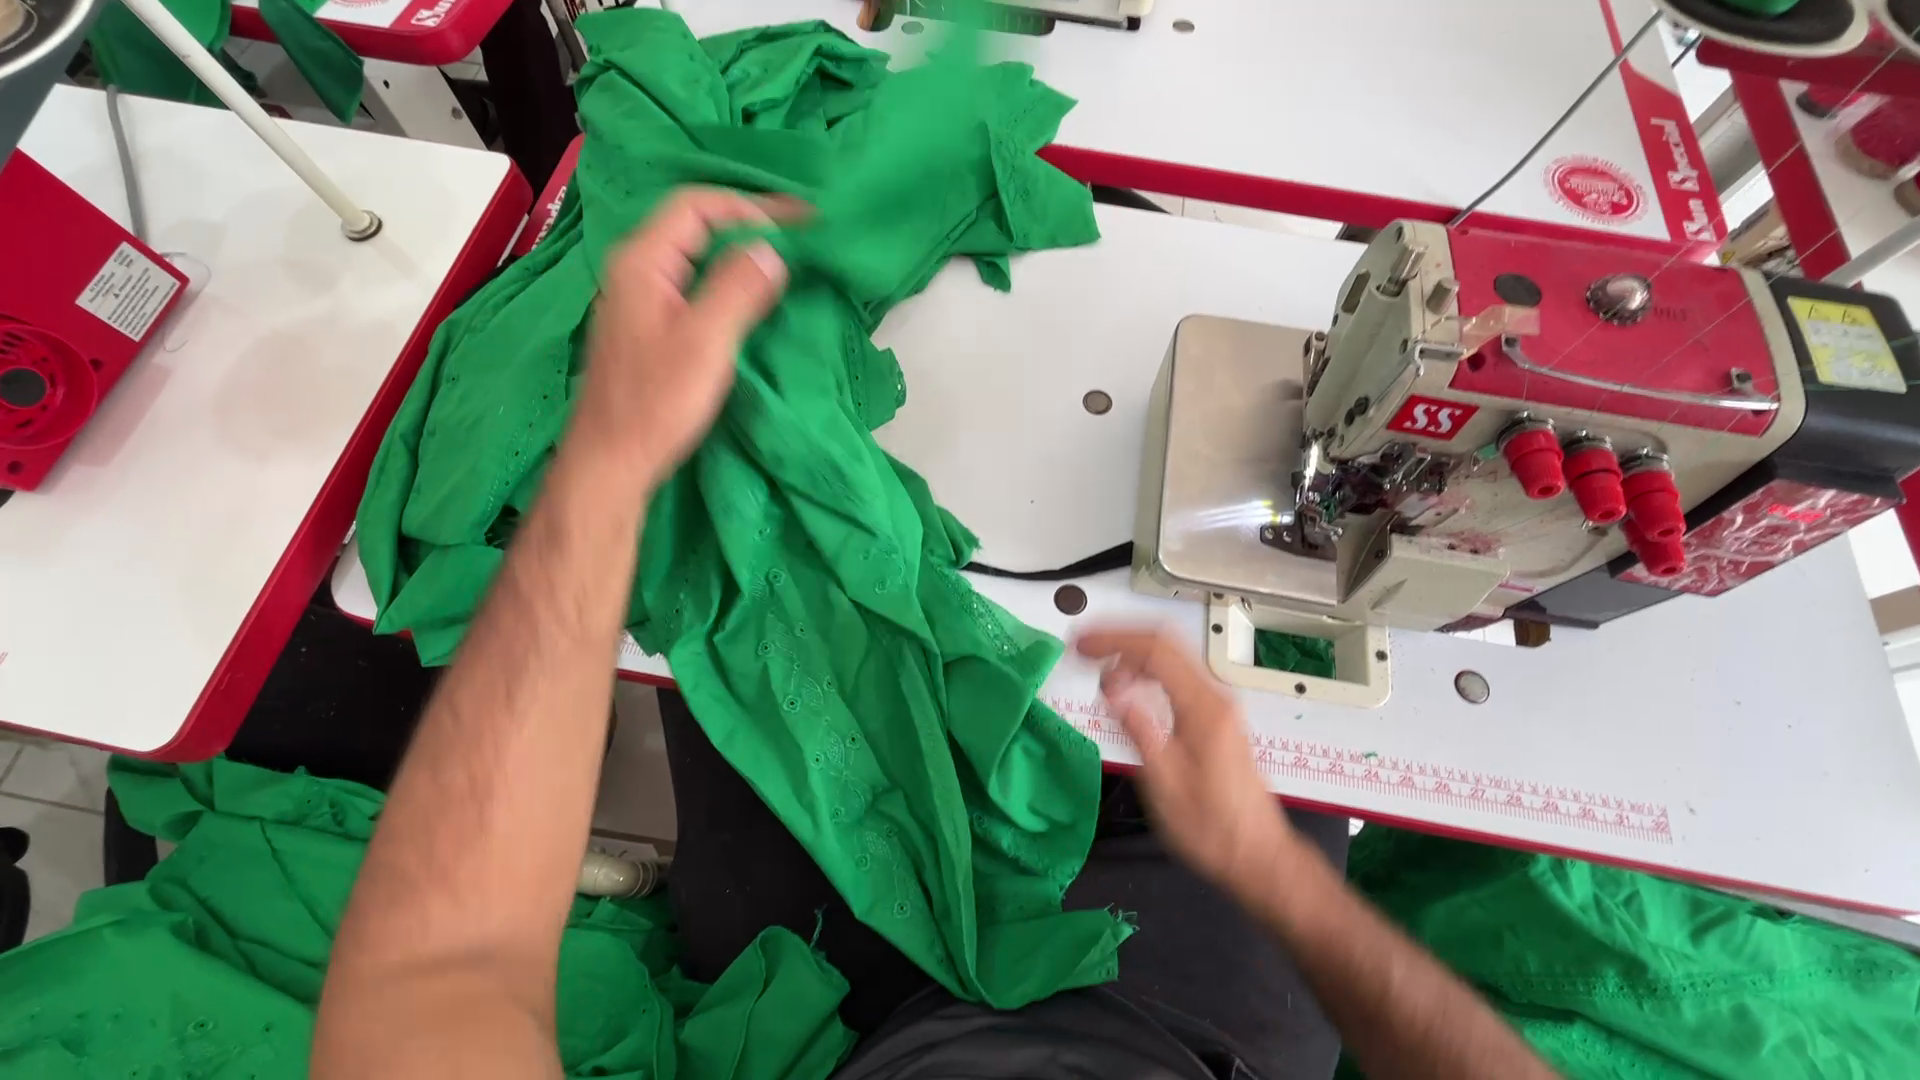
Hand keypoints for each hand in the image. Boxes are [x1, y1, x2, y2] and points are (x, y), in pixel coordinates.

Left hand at [571, 187, 796, 483]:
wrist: (614, 459)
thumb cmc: (657, 402)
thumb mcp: (705, 341)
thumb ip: (738, 289)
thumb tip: (772, 251)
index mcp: (643, 262)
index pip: (699, 205)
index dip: (752, 206)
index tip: (801, 222)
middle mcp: (636, 270)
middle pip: (695, 225)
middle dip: (749, 224)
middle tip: (800, 239)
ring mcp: (640, 299)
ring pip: (695, 256)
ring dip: (739, 254)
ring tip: (785, 264)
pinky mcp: (649, 326)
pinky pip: (693, 284)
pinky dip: (727, 282)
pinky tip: (753, 300)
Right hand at [1075, 626, 1301, 899]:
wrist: (1258, 855)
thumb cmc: (1212, 828)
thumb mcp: (1166, 786)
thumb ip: (1140, 732)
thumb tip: (1114, 692)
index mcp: (1204, 708)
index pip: (1156, 650)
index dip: (1113, 640)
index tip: (1081, 646)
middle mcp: (1215, 698)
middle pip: (1166, 642)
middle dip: (1120, 638)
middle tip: (1083, 649)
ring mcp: (1218, 705)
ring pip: (1172, 656)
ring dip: (1131, 654)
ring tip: (1099, 670)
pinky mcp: (1215, 716)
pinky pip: (1177, 675)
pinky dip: (1146, 670)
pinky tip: (1127, 688)